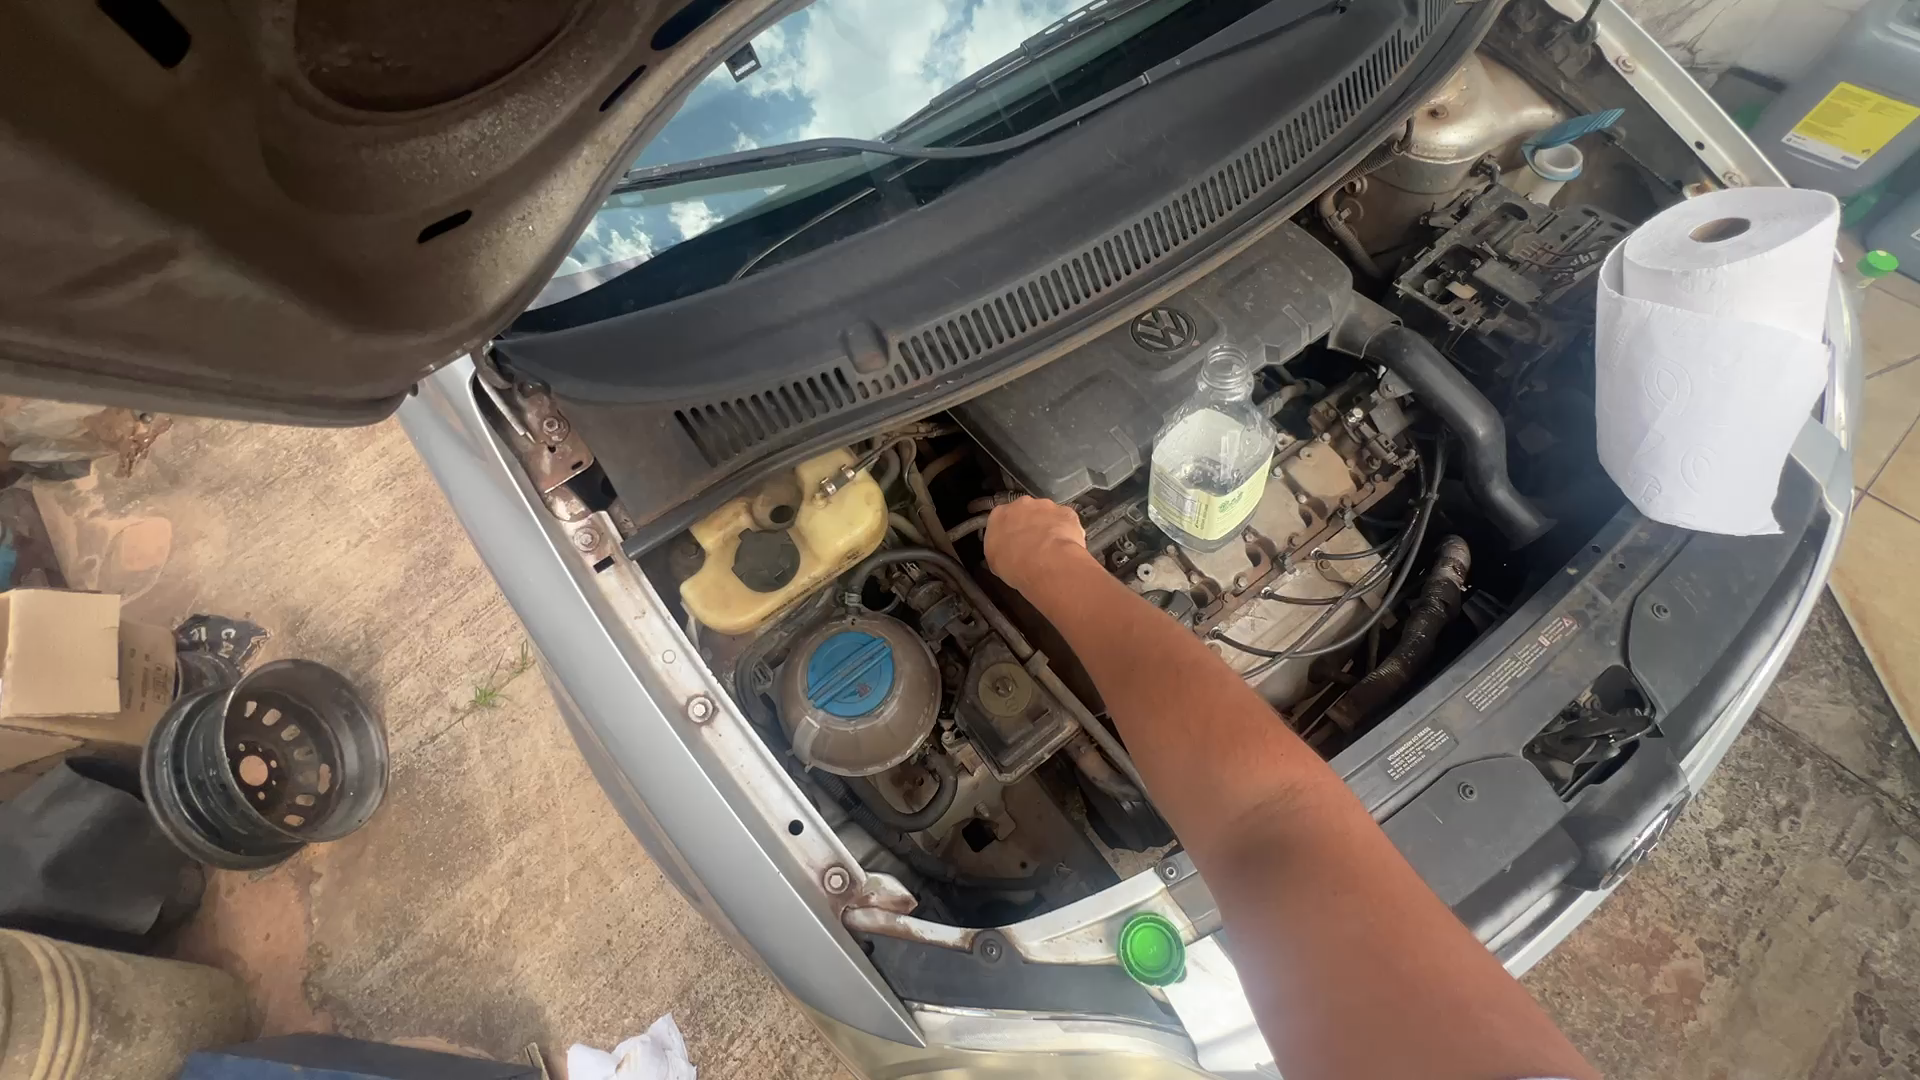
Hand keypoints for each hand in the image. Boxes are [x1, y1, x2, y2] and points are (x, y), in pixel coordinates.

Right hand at [983, 496, 1094, 596]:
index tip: (1012, 542)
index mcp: (999, 515)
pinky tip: (1065, 546)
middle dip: (1029, 525)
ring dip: (1048, 526)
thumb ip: (997, 549)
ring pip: (1047, 514)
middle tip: (1032, 545)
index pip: (1002, 518)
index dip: (1008, 531)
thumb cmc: (1017, 565)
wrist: (1046, 564)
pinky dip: (1067, 530)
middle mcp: (1022, 505)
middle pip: (1025, 511)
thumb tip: (1002, 553)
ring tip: (1051, 548)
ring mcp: (1046, 506)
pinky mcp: (1066, 512)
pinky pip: (1066, 520)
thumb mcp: (994, 562)